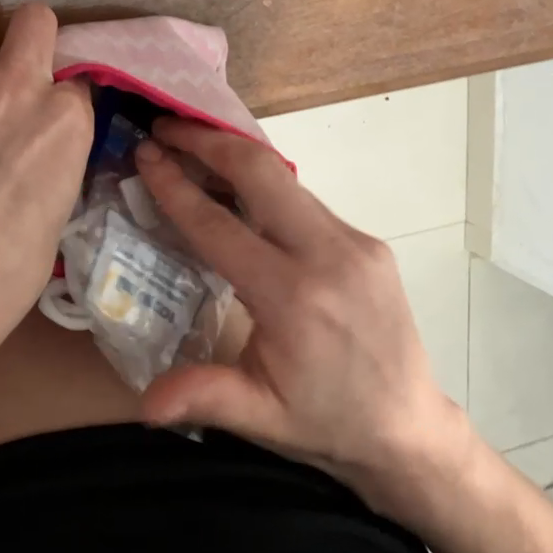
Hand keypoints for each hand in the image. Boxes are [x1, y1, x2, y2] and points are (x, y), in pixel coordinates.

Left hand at [0, 4, 93, 427]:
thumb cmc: (5, 270)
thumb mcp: (54, 209)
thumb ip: (47, 157)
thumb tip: (27, 149)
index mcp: (65, 119)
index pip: (71, 84)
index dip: (53, 103)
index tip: (38, 124)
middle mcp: (17, 85)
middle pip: (33, 21)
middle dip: (27, 41)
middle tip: (4, 82)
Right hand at [133, 119, 474, 503]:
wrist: (409, 427)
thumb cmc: (326, 421)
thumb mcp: (260, 415)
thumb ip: (202, 395)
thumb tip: (142, 405)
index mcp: (293, 297)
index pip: (218, 225)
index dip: (175, 186)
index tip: (144, 152)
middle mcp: (328, 255)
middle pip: (260, 172)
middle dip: (207, 140)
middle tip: (165, 124)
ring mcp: (354, 242)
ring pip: (284, 178)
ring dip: (235, 155)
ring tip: (192, 144)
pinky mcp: (366, 242)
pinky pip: (304, 198)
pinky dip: (263, 182)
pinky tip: (236, 186)